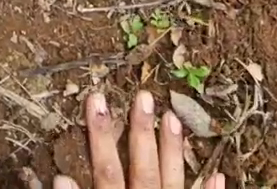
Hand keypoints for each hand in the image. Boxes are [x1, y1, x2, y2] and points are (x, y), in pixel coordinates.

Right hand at [55, 92, 222, 188]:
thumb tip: (58, 177)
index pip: (106, 170)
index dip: (100, 134)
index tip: (96, 97)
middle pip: (143, 170)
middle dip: (142, 132)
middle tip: (143, 96)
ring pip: (173, 184)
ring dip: (173, 152)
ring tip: (173, 117)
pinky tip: (217, 174)